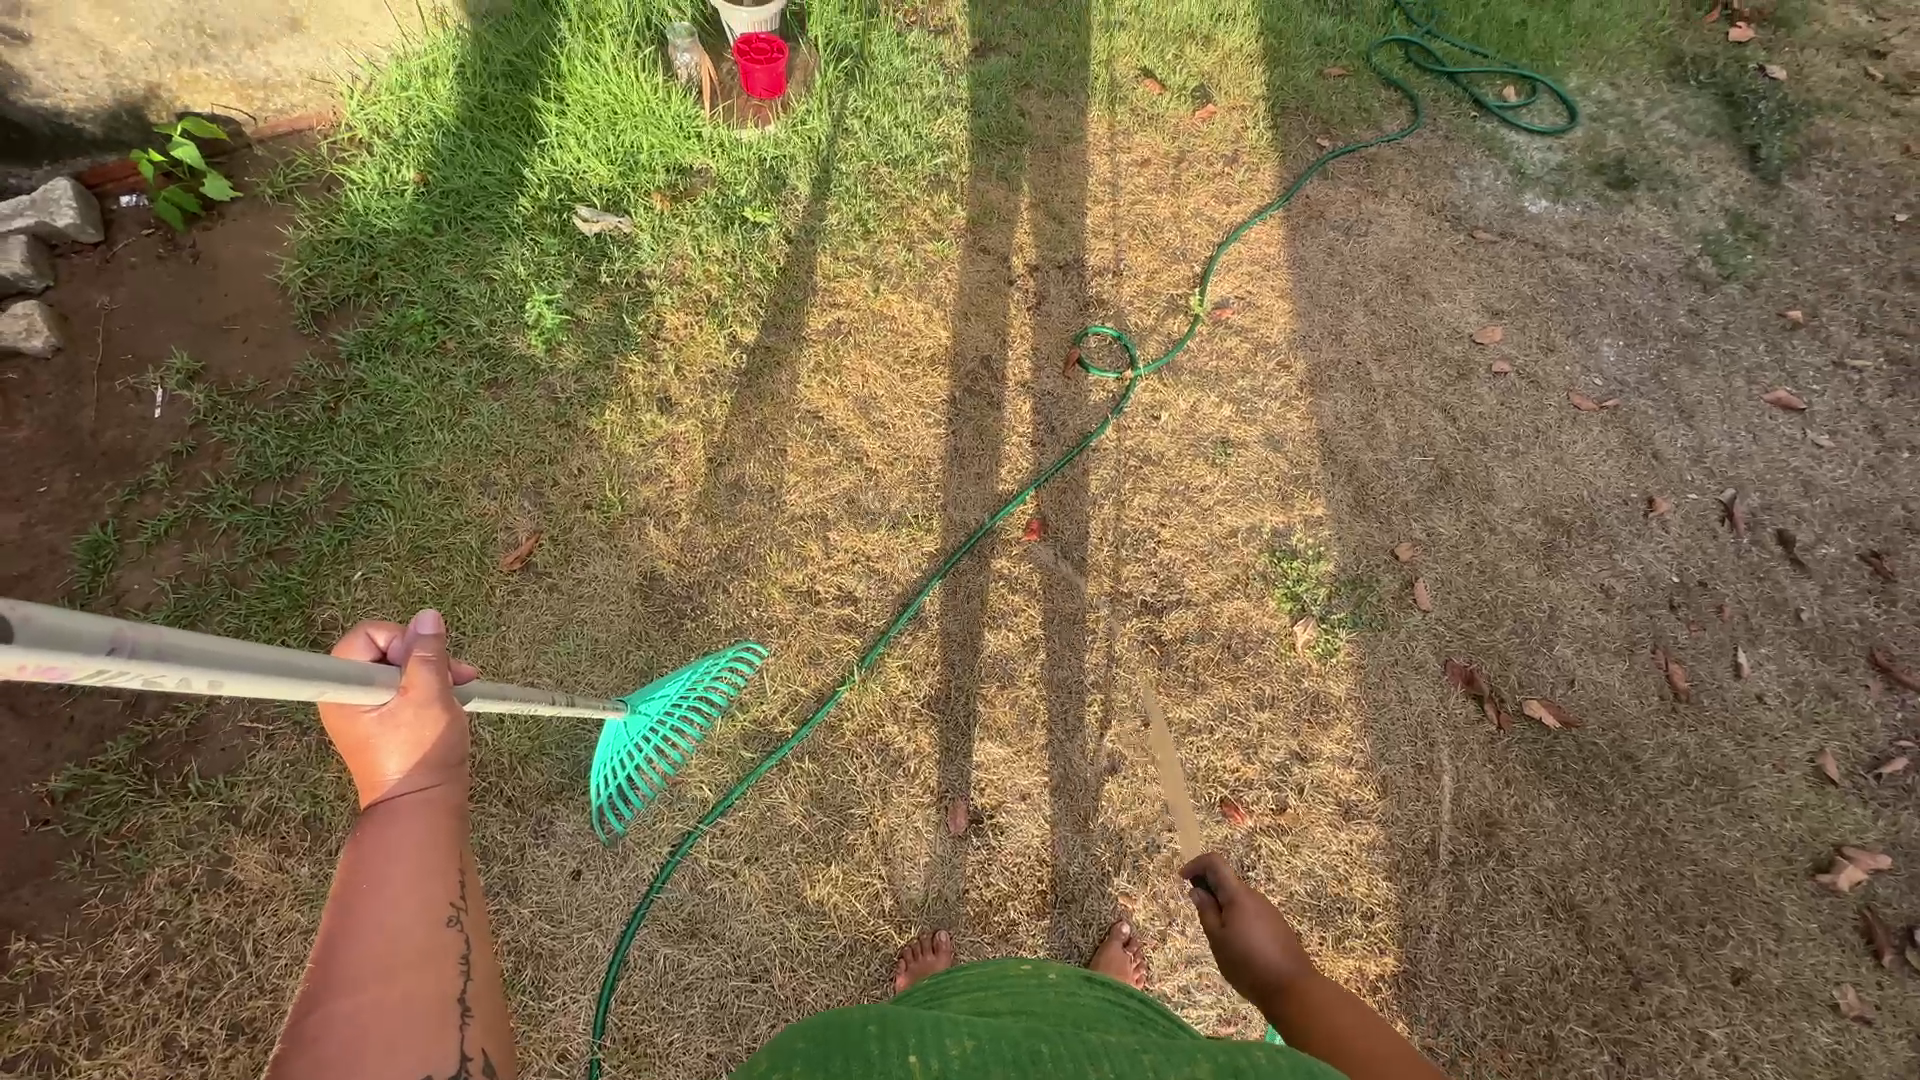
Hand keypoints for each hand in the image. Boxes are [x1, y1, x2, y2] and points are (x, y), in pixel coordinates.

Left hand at [319, 609, 479, 809]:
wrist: (422, 799)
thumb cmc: (421, 750)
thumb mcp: (430, 695)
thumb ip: (428, 653)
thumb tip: (427, 616)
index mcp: (344, 688)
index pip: (365, 636)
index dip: (401, 640)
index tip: (425, 662)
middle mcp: (346, 693)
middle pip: (385, 648)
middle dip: (424, 655)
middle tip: (455, 674)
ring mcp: (363, 705)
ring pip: (399, 666)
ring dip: (433, 670)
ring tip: (461, 685)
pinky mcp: (380, 715)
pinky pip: (403, 684)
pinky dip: (429, 684)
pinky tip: (451, 695)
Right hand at [1180, 851, 1318, 1006]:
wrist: (1294, 990)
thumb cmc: (1249, 965)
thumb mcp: (1218, 940)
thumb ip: (1206, 911)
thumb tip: (1197, 890)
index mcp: (1238, 895)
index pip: (1215, 862)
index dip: (1196, 865)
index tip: (1182, 880)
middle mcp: (1255, 897)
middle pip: (1227, 881)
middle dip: (1208, 891)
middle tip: (1201, 918)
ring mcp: (1269, 911)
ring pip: (1238, 899)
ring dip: (1223, 907)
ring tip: (1221, 939)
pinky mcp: (1277, 926)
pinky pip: (1251, 912)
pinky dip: (1237, 918)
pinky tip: (1240, 947)